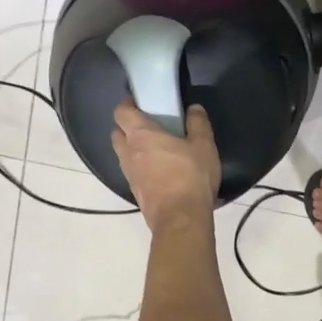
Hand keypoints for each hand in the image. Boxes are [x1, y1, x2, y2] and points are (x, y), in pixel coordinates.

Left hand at [111, 102, 220, 231]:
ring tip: (155, 150)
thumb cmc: (191, 175)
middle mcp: (128, 151)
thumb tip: (194, 109)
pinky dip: (140, 167)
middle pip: (117, 132)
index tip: (141, 103)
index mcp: (141, 134)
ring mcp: (129, 173)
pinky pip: (132, 171)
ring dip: (133, 149)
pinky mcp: (135, 191)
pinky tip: (159, 171)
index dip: (128, 105)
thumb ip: (198, 124)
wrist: (180, 217)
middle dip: (127, 127)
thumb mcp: (204, 146)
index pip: (121, 111)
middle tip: (148, 127)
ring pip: (123, 154)